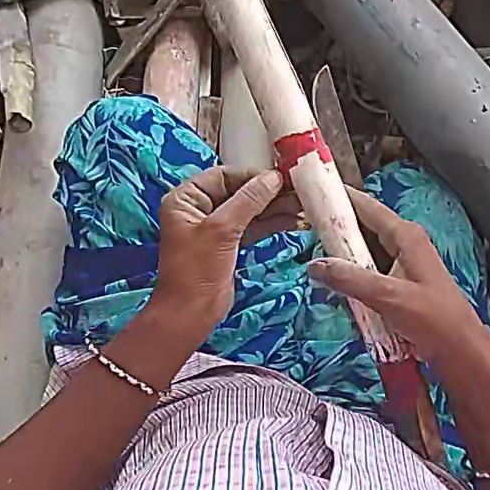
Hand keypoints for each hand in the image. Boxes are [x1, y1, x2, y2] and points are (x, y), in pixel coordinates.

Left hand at [149, 166, 298, 341]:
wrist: (190, 313)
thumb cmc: (197, 269)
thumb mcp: (222, 230)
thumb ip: (248, 201)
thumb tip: (273, 178)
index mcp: (187, 199)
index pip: (224, 176)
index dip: (253, 176)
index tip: (281, 176)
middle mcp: (199, 209)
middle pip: (239, 192)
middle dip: (268, 193)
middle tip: (298, 191)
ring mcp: (214, 228)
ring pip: (249, 211)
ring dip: (274, 208)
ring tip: (302, 205)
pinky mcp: (228, 245)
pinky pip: (252, 227)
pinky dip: (271, 223)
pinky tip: (293, 220)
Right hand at [306, 188, 489, 367]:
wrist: (461, 351)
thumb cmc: (433, 320)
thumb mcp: (388, 297)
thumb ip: (350, 279)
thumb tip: (314, 265)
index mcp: (405, 235)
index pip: (367, 206)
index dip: (340, 198)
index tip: (313, 192)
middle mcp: (404, 243)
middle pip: (362, 228)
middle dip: (336, 234)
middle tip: (309, 241)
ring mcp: (402, 263)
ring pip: (364, 253)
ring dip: (344, 262)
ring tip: (321, 272)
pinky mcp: (399, 284)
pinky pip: (369, 274)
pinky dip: (354, 281)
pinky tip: (341, 296)